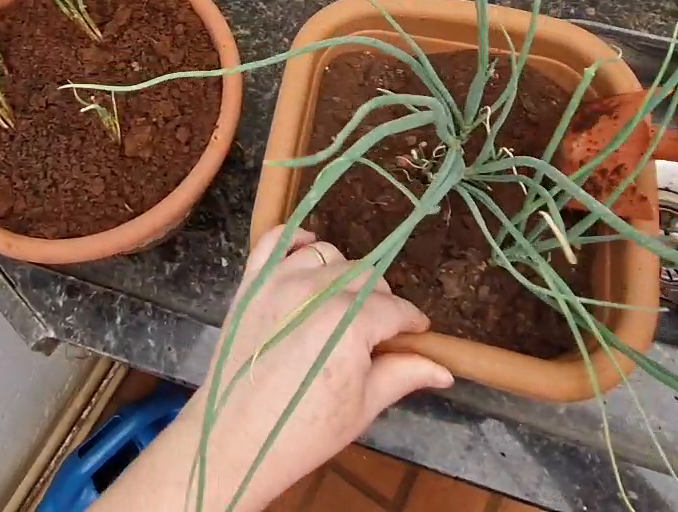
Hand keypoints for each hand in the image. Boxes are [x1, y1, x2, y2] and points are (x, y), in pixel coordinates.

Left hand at [94, 226, 451, 510]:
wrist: (234, 438)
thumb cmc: (303, 431)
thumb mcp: (361, 407)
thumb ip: (402, 375)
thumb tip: (443, 369)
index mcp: (348, 322)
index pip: (393, 308)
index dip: (410, 321)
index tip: (417, 331)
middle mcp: (315, 291)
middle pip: (364, 275)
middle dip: (381, 298)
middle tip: (381, 326)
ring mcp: (279, 281)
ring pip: (326, 254)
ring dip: (343, 271)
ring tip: (346, 299)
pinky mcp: (252, 281)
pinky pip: (275, 241)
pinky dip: (295, 239)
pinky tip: (309, 252)